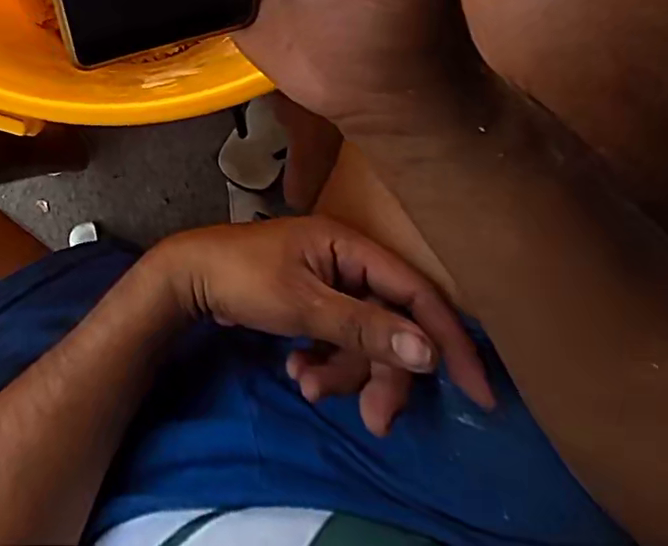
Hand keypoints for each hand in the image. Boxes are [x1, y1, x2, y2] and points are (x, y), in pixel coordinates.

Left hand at [143, 216, 493, 433]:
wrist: (187, 276)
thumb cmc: (244, 278)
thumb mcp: (304, 304)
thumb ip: (364, 327)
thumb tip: (428, 351)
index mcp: (351, 245)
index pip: (416, 292)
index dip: (449, 340)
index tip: (479, 393)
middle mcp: (348, 260)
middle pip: (391, 324)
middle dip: (382, 373)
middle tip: (374, 421)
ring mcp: (330, 281)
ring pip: (363, 338)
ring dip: (344, 371)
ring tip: (306, 385)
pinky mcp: (314, 300)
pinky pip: (338, 337)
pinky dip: (325, 360)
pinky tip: (297, 370)